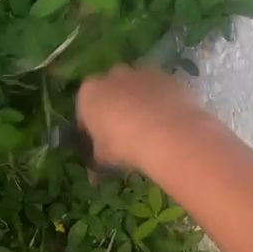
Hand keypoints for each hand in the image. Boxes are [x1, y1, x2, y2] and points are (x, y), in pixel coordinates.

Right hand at [75, 65, 212, 172]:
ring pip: (136, 86)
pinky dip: (161, 101)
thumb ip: (96, 161)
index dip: (91, 125)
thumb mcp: (103, 159)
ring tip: (148, 126)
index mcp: (89, 93)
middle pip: (110, 90)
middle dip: (115, 106)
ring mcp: (142, 73)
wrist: (168, 134)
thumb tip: (93, 178)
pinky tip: (167, 121)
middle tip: (123, 132)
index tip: (99, 140)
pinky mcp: (168, 76)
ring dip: (139, 100)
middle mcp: (113, 76)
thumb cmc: (123, 144)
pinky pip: (159, 89)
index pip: (84, 108)